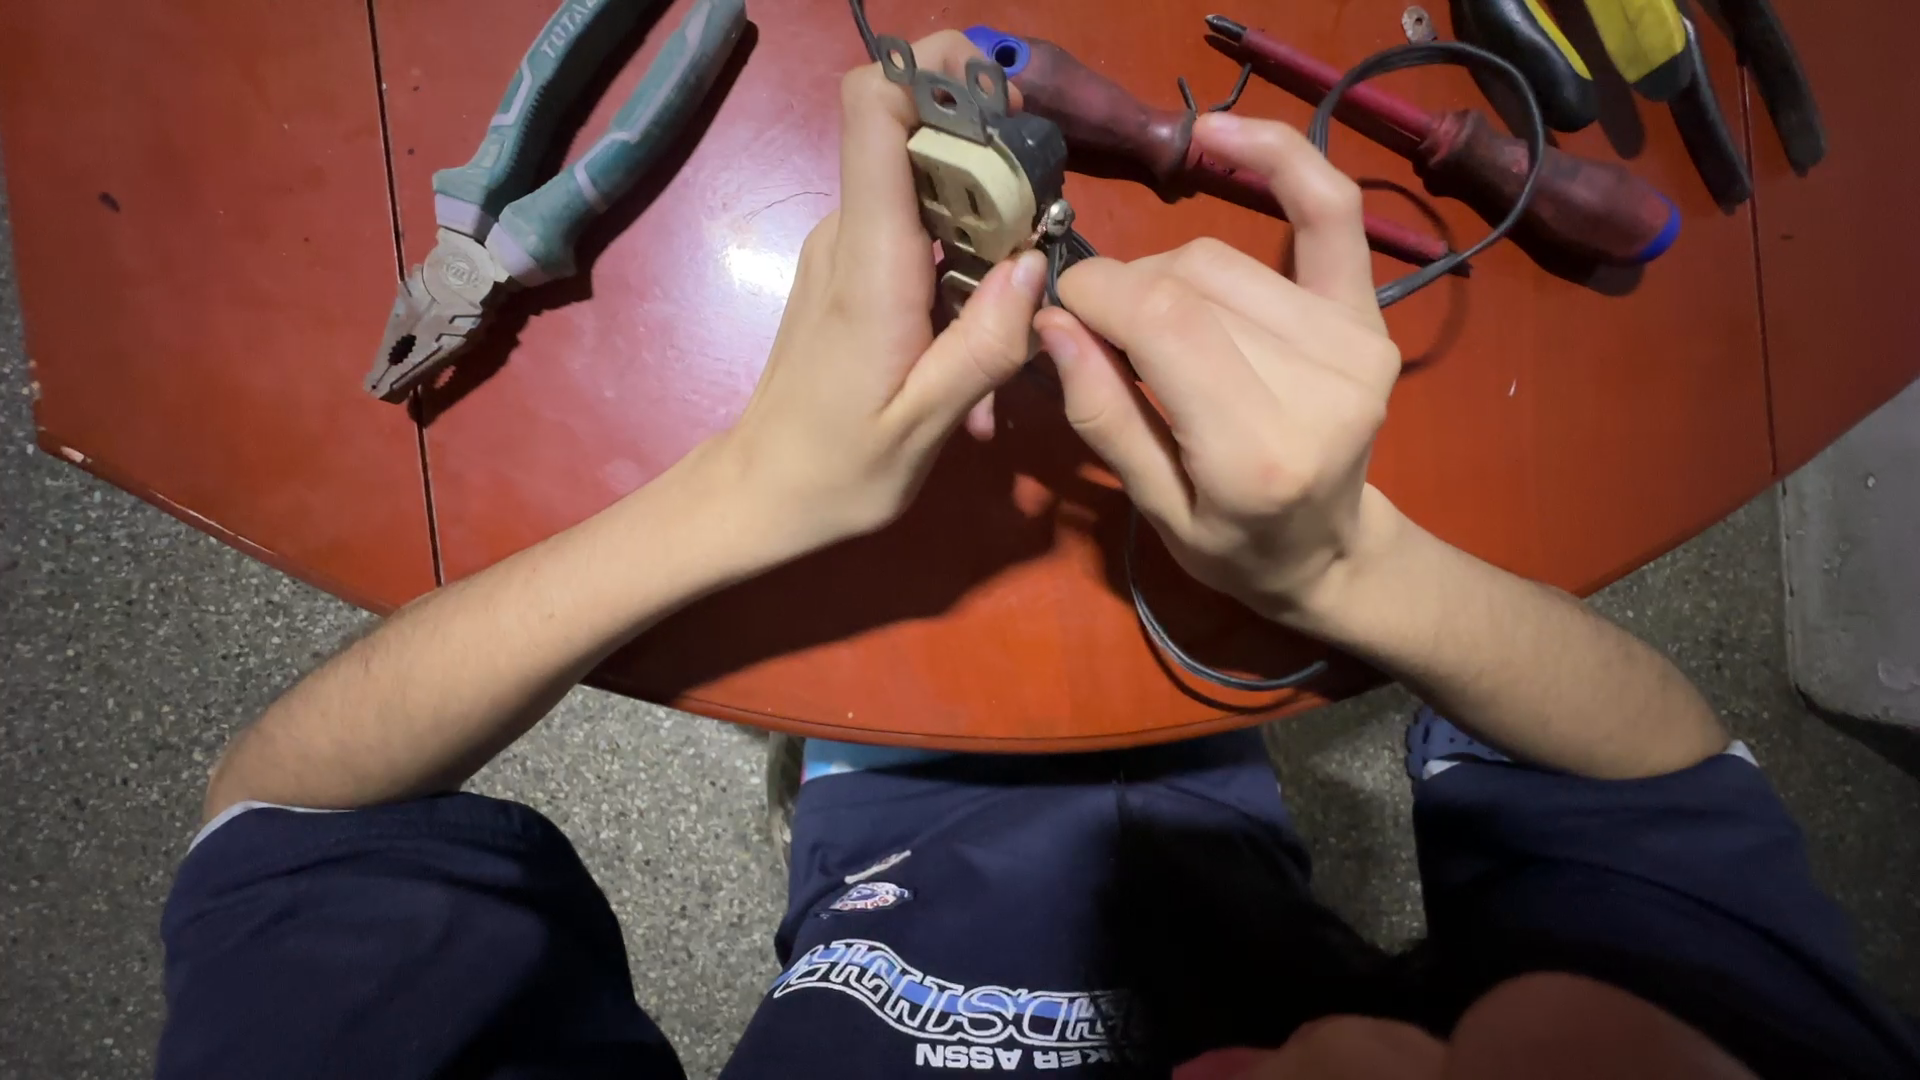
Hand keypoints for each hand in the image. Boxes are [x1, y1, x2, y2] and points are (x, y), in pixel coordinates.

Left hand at [709, 31, 1046, 560]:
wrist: (762, 493)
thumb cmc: (838, 471)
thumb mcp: (924, 426)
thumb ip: (983, 345)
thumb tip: (1033, 263)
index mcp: (868, 263)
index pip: (874, 106)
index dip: (937, 73)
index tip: (1006, 108)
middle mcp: (848, 238)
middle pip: (916, 142)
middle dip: (990, 166)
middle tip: (1038, 236)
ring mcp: (842, 254)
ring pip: (923, 197)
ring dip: (980, 233)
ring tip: (1011, 313)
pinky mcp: (846, 278)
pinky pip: (910, 241)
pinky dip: (954, 270)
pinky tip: (970, 341)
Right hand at [1034, 112, 1402, 624]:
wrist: (1328, 551)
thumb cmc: (1231, 548)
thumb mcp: (1152, 508)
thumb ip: (1104, 416)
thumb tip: (1052, 323)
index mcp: (1255, 451)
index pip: (1164, 323)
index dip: (1096, 295)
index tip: (1058, 307)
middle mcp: (1318, 385)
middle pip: (1190, 282)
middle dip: (1120, 289)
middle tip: (1095, 326)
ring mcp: (1356, 342)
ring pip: (1223, 259)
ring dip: (1163, 271)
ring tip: (1145, 315)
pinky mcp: (1369, 316)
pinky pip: (1328, 213)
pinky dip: (1277, 161)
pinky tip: (1219, 135)